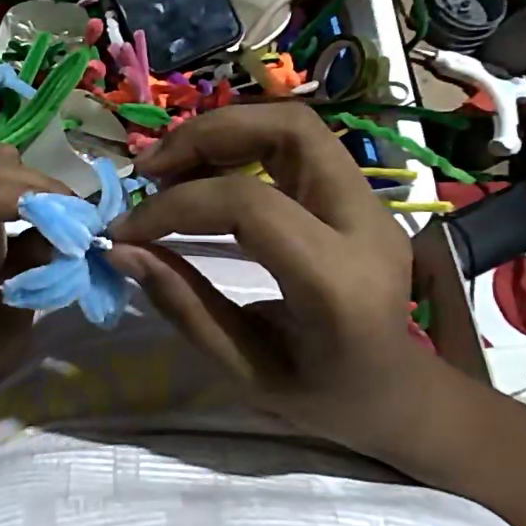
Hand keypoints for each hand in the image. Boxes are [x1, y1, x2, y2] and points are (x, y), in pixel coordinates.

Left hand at [0, 147, 68, 418]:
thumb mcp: (6, 322)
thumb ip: (33, 271)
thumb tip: (71, 233)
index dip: (15, 194)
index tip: (64, 211)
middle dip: (33, 185)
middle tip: (77, 212)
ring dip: (34, 183)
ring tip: (68, 209)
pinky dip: (29, 187)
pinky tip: (52, 208)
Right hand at [103, 104, 432, 455]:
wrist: (402, 394)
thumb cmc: (328, 399)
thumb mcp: (247, 371)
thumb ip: (186, 306)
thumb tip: (123, 250)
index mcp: (338, 284)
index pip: (250, 206)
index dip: (178, 206)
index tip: (128, 228)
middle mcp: (365, 226)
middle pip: (290, 132)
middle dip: (208, 134)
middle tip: (150, 170)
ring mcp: (371, 204)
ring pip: (295, 126)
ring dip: (224, 132)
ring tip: (170, 168)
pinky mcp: (361, 196)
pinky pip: (298, 147)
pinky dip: (242, 145)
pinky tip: (205, 175)